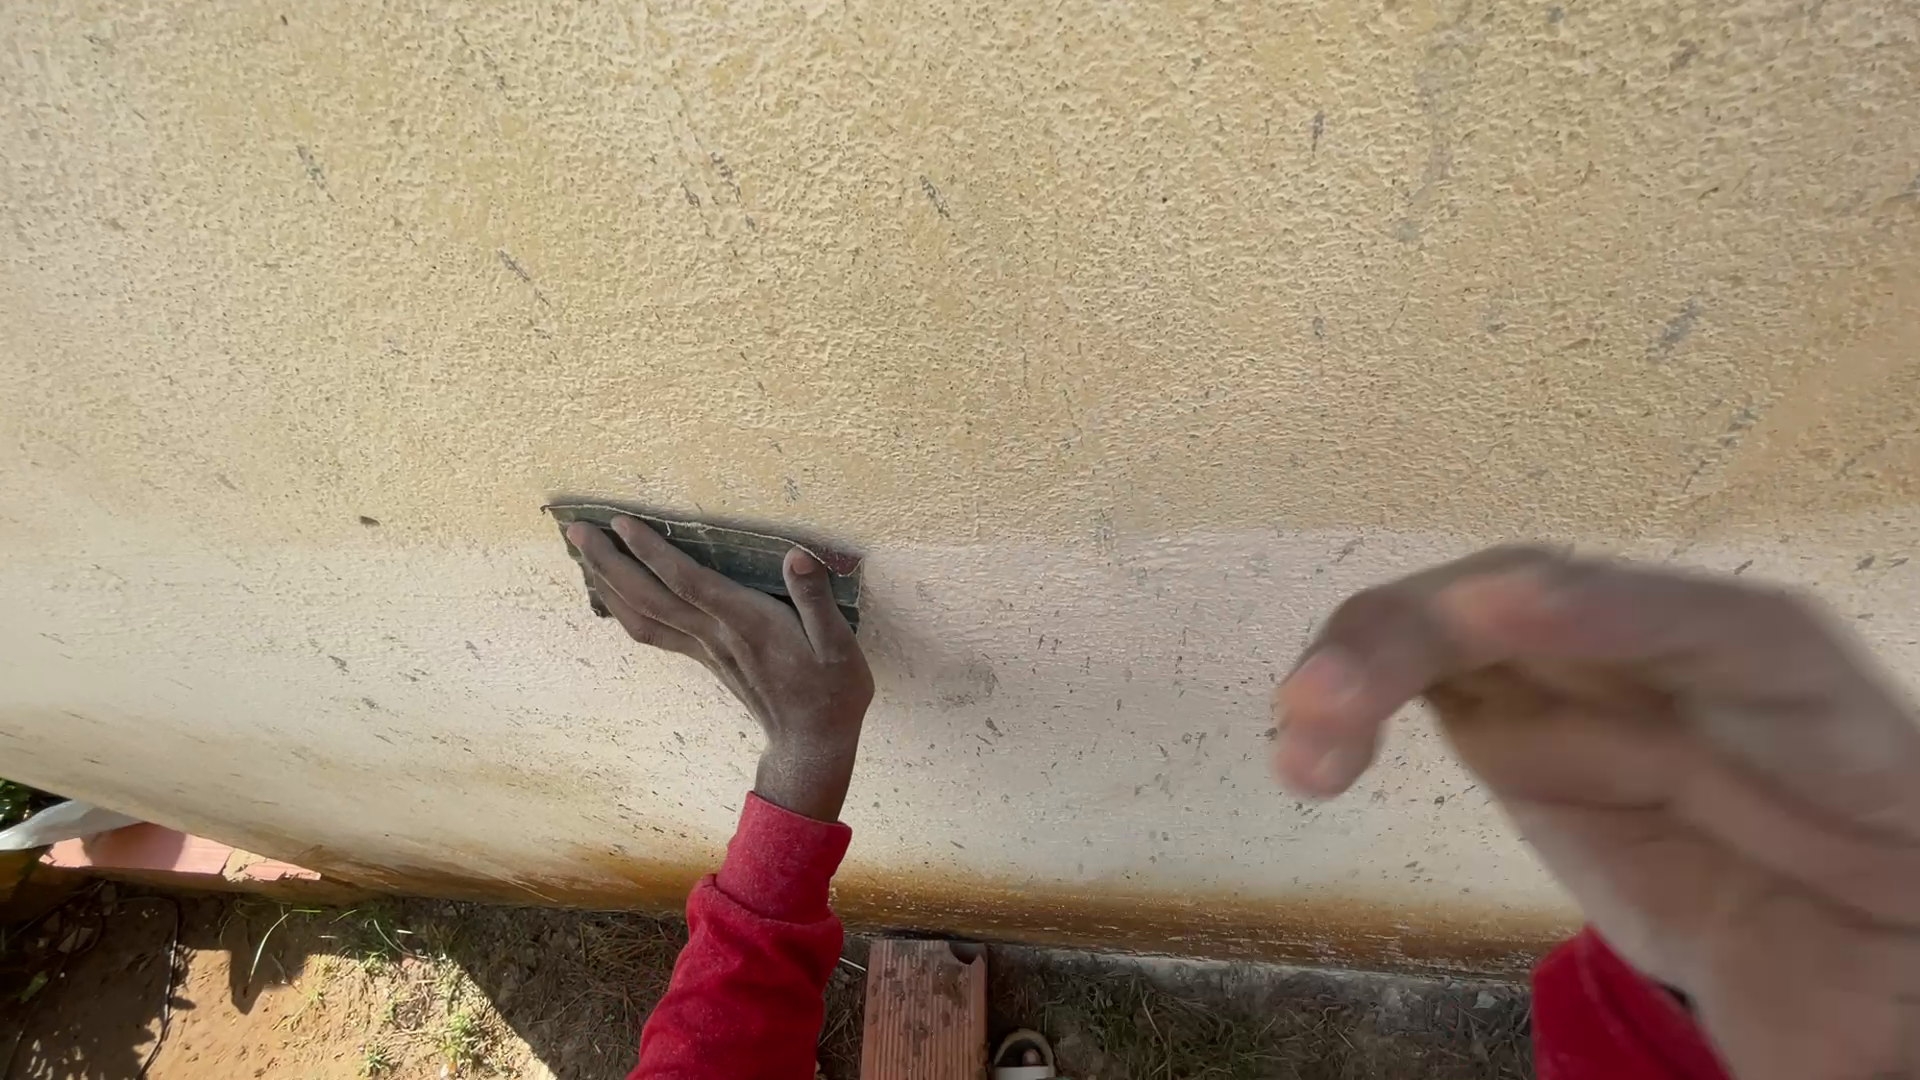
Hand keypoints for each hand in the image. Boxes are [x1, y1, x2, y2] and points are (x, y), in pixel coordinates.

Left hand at [567, 516, 873, 821]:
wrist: (810, 742)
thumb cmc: (830, 691)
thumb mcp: (839, 645)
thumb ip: (816, 601)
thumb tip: (798, 557)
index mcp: (747, 624)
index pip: (687, 582)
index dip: (652, 552)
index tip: (620, 522)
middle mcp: (716, 635)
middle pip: (648, 597)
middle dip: (609, 562)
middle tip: (575, 529)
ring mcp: (705, 650)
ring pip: (641, 616)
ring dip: (607, 584)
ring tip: (582, 554)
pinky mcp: (704, 659)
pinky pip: (653, 632)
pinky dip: (625, 609)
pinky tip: (616, 594)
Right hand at [1272, 546, 1919, 1079]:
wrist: (1806, 945)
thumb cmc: (1863, 974)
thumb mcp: (1873, 1001)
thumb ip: (1832, 1004)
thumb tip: (1804, 1034)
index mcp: (1821, 728)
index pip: (1734, 644)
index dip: (1614, 613)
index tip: (1494, 610)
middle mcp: (1666, 667)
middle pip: (1528, 601)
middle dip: (1415, 637)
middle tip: (1321, 700)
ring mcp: (1565, 677)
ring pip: (1440, 627)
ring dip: (1351, 668)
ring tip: (1298, 749)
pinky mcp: (1494, 704)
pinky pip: (1403, 674)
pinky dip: (1345, 703)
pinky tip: (1310, 753)